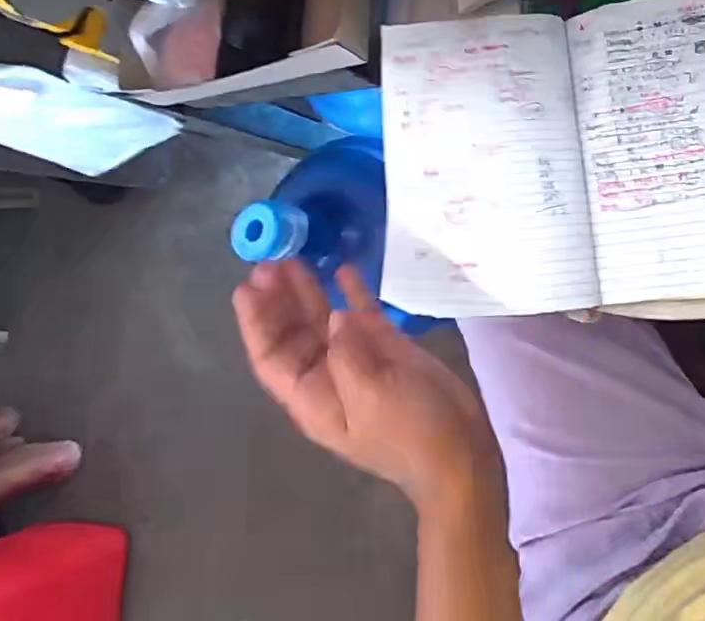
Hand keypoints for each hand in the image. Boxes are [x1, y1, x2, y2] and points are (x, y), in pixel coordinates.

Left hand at [233, 260, 504, 517]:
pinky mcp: (386, 346)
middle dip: (279, 300)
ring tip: (295, 257)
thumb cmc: (408, 429)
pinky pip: (362, 313)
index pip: (272, 357)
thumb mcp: (371, 395)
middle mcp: (327, 374)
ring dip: (309, 291)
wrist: (457, 448)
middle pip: (294, 333)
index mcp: (313, 396)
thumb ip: (347, 352)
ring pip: (324, 319)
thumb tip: (336, 314)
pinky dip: (352, 292)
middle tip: (270, 260)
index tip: (247, 287)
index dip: (256, 323)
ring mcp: (357, 358)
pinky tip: (344, 268)